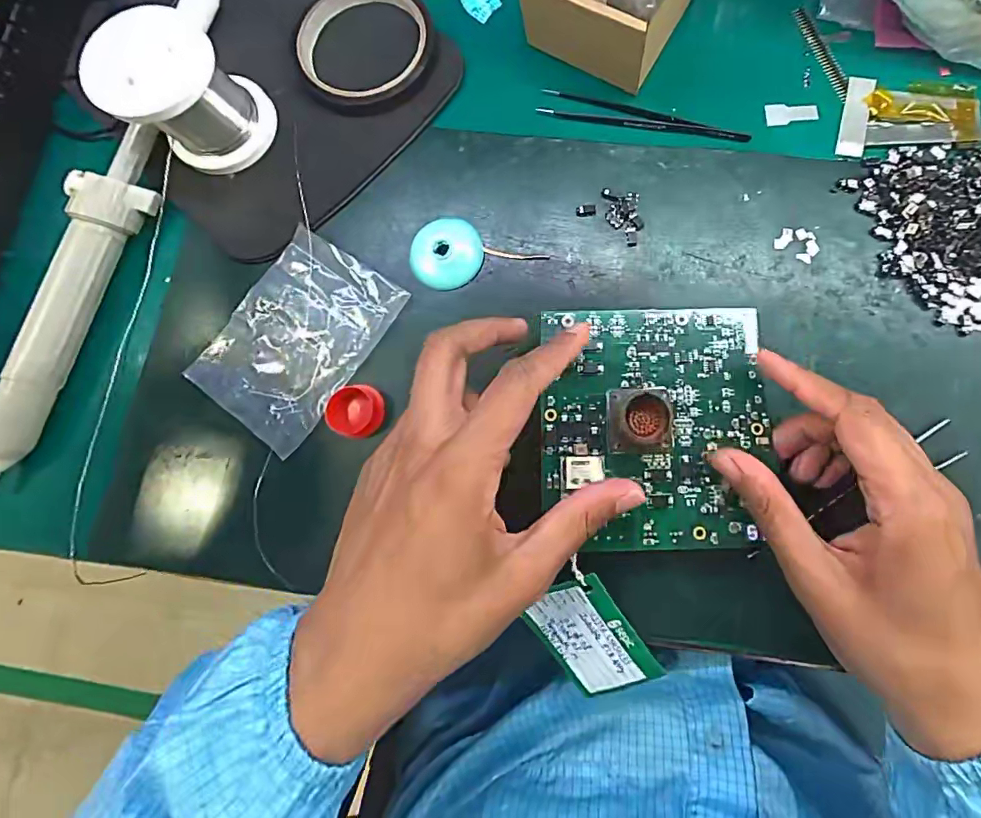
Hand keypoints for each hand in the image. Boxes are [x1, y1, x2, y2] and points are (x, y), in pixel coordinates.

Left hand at [290, 319, 645, 763]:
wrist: (351, 651)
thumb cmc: (440, 621)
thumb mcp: (518, 578)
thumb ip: (574, 523)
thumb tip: (629, 491)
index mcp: (459, 467)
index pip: (511, 388)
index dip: (550, 355)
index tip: (578, 334)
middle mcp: (418, 443)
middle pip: (442, 352)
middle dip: (485, 329)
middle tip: (524, 334)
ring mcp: (389, 453)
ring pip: (427, 384)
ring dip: (466, 371)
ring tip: (508, 398)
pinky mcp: (374, 469)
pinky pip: (416, 418)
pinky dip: (447, 408)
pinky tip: (469, 450)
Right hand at [710, 351, 980, 760]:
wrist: (954, 700)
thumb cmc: (882, 642)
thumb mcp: (814, 575)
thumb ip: (770, 506)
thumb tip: (726, 457)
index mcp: (909, 503)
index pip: (853, 417)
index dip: (804, 382)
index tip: (762, 360)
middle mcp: (934, 488)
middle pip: (865, 419)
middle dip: (808, 421)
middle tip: (770, 451)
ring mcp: (942, 499)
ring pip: (876, 436)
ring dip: (826, 441)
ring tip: (794, 476)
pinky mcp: (937, 511)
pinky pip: (887, 461)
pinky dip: (846, 460)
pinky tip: (822, 489)